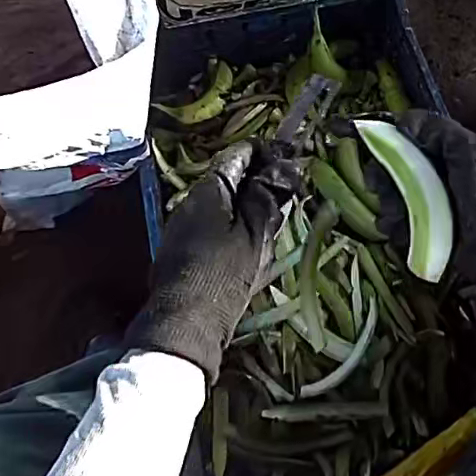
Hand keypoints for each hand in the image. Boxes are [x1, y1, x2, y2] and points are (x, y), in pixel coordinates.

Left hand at [130, 142, 302, 382]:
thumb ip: (268, 195)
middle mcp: (193, 201)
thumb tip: (283, 164)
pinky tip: (253, 249)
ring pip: (227, 205)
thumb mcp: (256, 232)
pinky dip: (238, 229)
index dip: (266, 151)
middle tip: (289, 195)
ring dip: (250, 209)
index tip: (291, 157)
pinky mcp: (186, 250)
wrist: (185, 324)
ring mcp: (186, 226)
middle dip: (260, 183)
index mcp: (210, 190)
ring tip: (275, 224)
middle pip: (232, 180)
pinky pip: (218, 228)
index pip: (239, 154)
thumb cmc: (224, 273)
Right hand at [365, 111, 475, 333]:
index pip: (395, 129)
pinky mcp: (412, 225)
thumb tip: (400, 123)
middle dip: (379, 175)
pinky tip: (409, 233)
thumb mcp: (469, 154)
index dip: (367, 127)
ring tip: (406, 217)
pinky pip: (387, 221)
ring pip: (381, 194)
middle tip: (385, 187)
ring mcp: (415, 197)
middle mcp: (422, 168)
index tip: (337, 129)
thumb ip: (438, 132)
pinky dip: (394, 226)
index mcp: (436, 146)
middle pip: (380, 162)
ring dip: (389, 205)